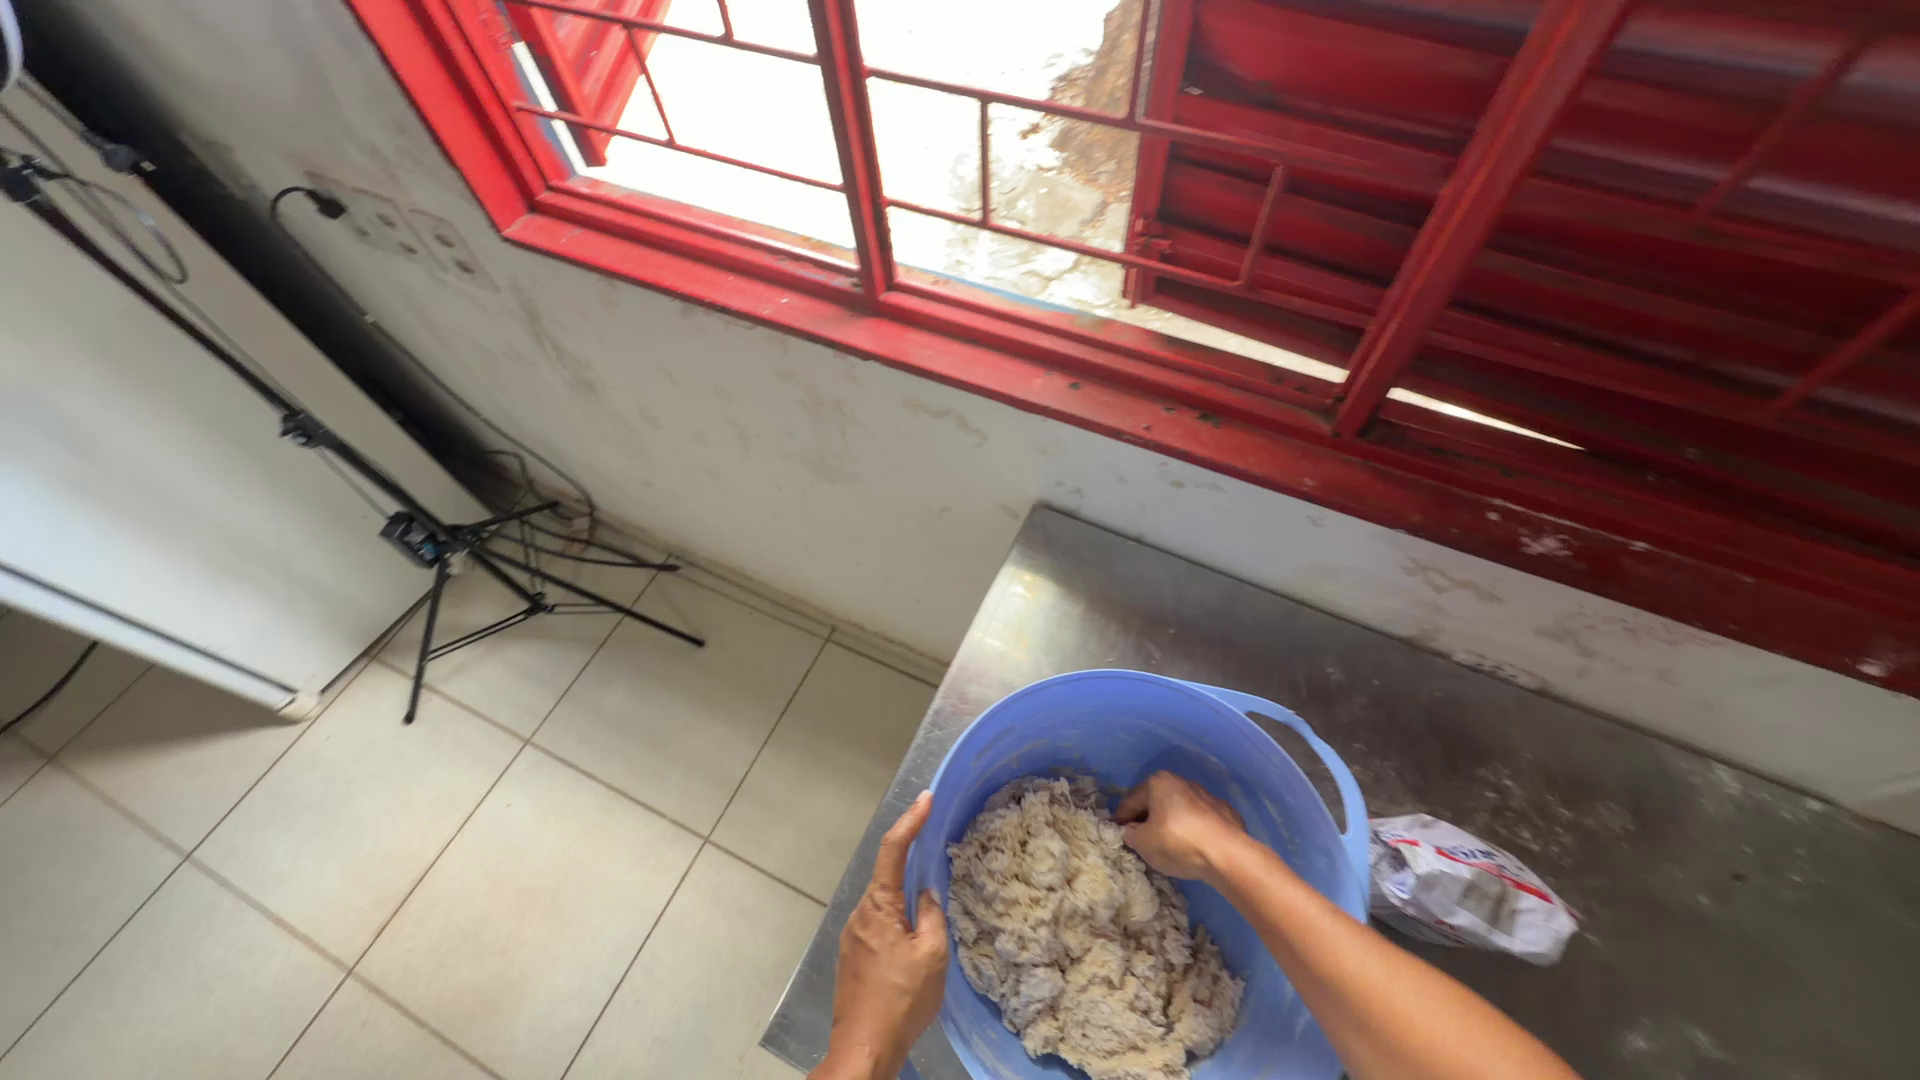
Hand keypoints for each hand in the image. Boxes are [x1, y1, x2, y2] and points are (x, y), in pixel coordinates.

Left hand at [817, 791, 948, 1079]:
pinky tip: (914, 935)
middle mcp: (860, 913)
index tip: (926, 798)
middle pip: (888, 873)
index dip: (910, 820)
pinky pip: (879, 922)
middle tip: (936, 843)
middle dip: (911, 858)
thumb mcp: (931, 956)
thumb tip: (927, 894)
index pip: (894, 849)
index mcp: (879, 906)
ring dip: (905, 895)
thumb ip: (932, 917)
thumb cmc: (901, 1000)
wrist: (863, 1049)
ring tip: (931, 900)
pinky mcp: (854, 956)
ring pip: (884, 902)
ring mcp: (853, 935)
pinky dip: (898, 917)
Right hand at [1114, 771, 1247, 884]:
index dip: (1122, 818)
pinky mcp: (1225, 813)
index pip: (1132, 800)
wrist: (1227, 854)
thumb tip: (1132, 831)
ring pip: (1180, 810)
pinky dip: (1193, 830)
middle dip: (1148, 818)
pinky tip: (1193, 846)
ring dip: (1171, 823)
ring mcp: (1207, 796)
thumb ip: (1131, 834)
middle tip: (1141, 839)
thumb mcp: (1143, 843)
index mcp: (1159, 782)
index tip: (1118, 832)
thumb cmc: (1177, 842)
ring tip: (1168, 844)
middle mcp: (1183, 782)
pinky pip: (1201, 821)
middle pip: (1157, 802)